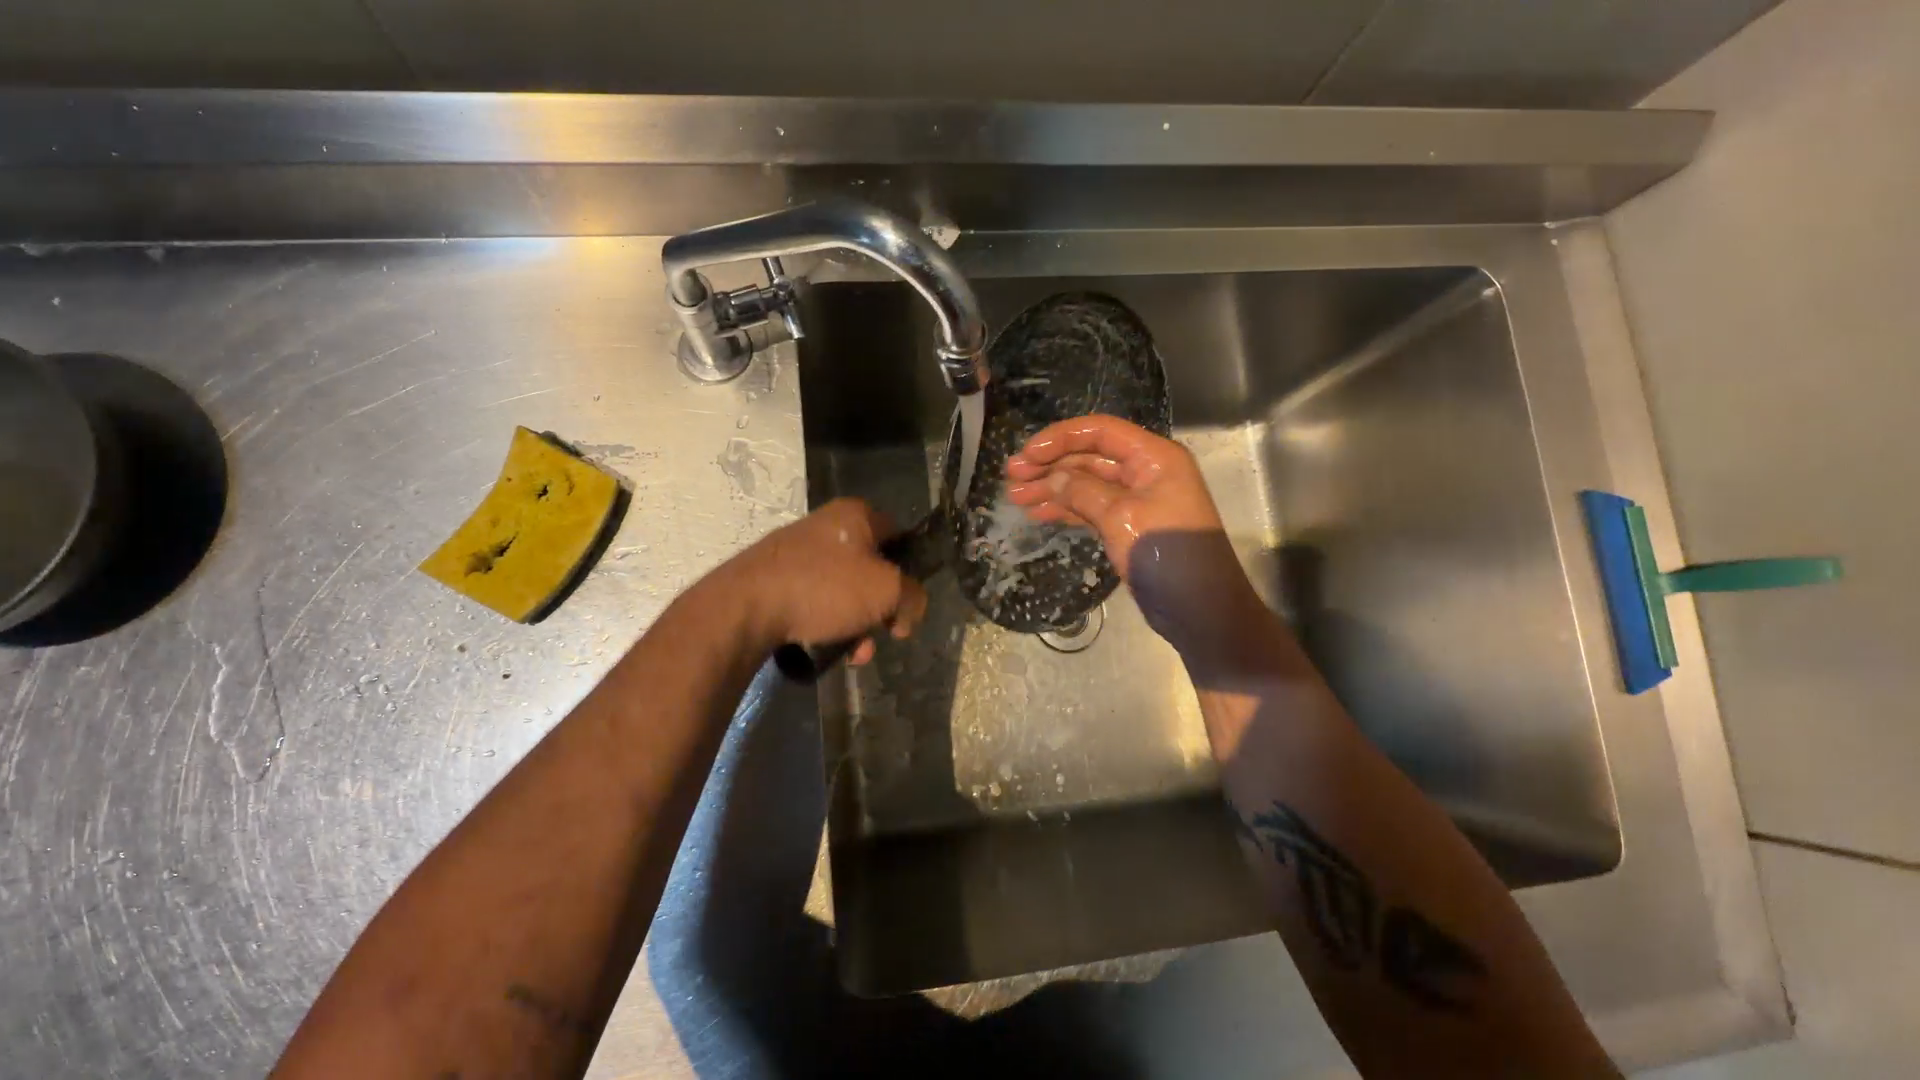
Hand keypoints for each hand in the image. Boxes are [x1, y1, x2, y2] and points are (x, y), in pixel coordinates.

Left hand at [721, 498, 928, 663]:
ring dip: (857, 626)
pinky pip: (816, 602)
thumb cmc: (825, 587)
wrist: (746, 607)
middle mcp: (826, 526)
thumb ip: (912, 597)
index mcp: (856, 514)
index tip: (908, 602)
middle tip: (883, 633)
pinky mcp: (777, 579)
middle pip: (871, 570)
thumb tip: (907, 612)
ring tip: (854, 654)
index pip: (900, 536)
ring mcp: (798, 552)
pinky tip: (827, 650)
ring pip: (844, 592)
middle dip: (880, 609)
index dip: (910, 570)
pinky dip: (827, 626)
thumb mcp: (886, 590)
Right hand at [1005, 415, 1264, 651]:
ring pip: (1087, 484)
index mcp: (1154, 458)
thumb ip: (1083, 492)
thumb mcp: (1121, 518)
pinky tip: (1038, 513)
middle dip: (1051, 464)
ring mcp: (1138, 501)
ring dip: (1053, 488)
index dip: (1059, 438)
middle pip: (1090, 456)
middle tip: (1011, 476)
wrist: (1201, 611)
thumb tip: (1052, 477)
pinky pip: (1092, 508)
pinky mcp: (1130, 527)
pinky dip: (1066, 509)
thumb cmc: (1167, 556)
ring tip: (1015, 497)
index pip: (1100, 432)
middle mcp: (1146, 472)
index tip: (1026, 454)